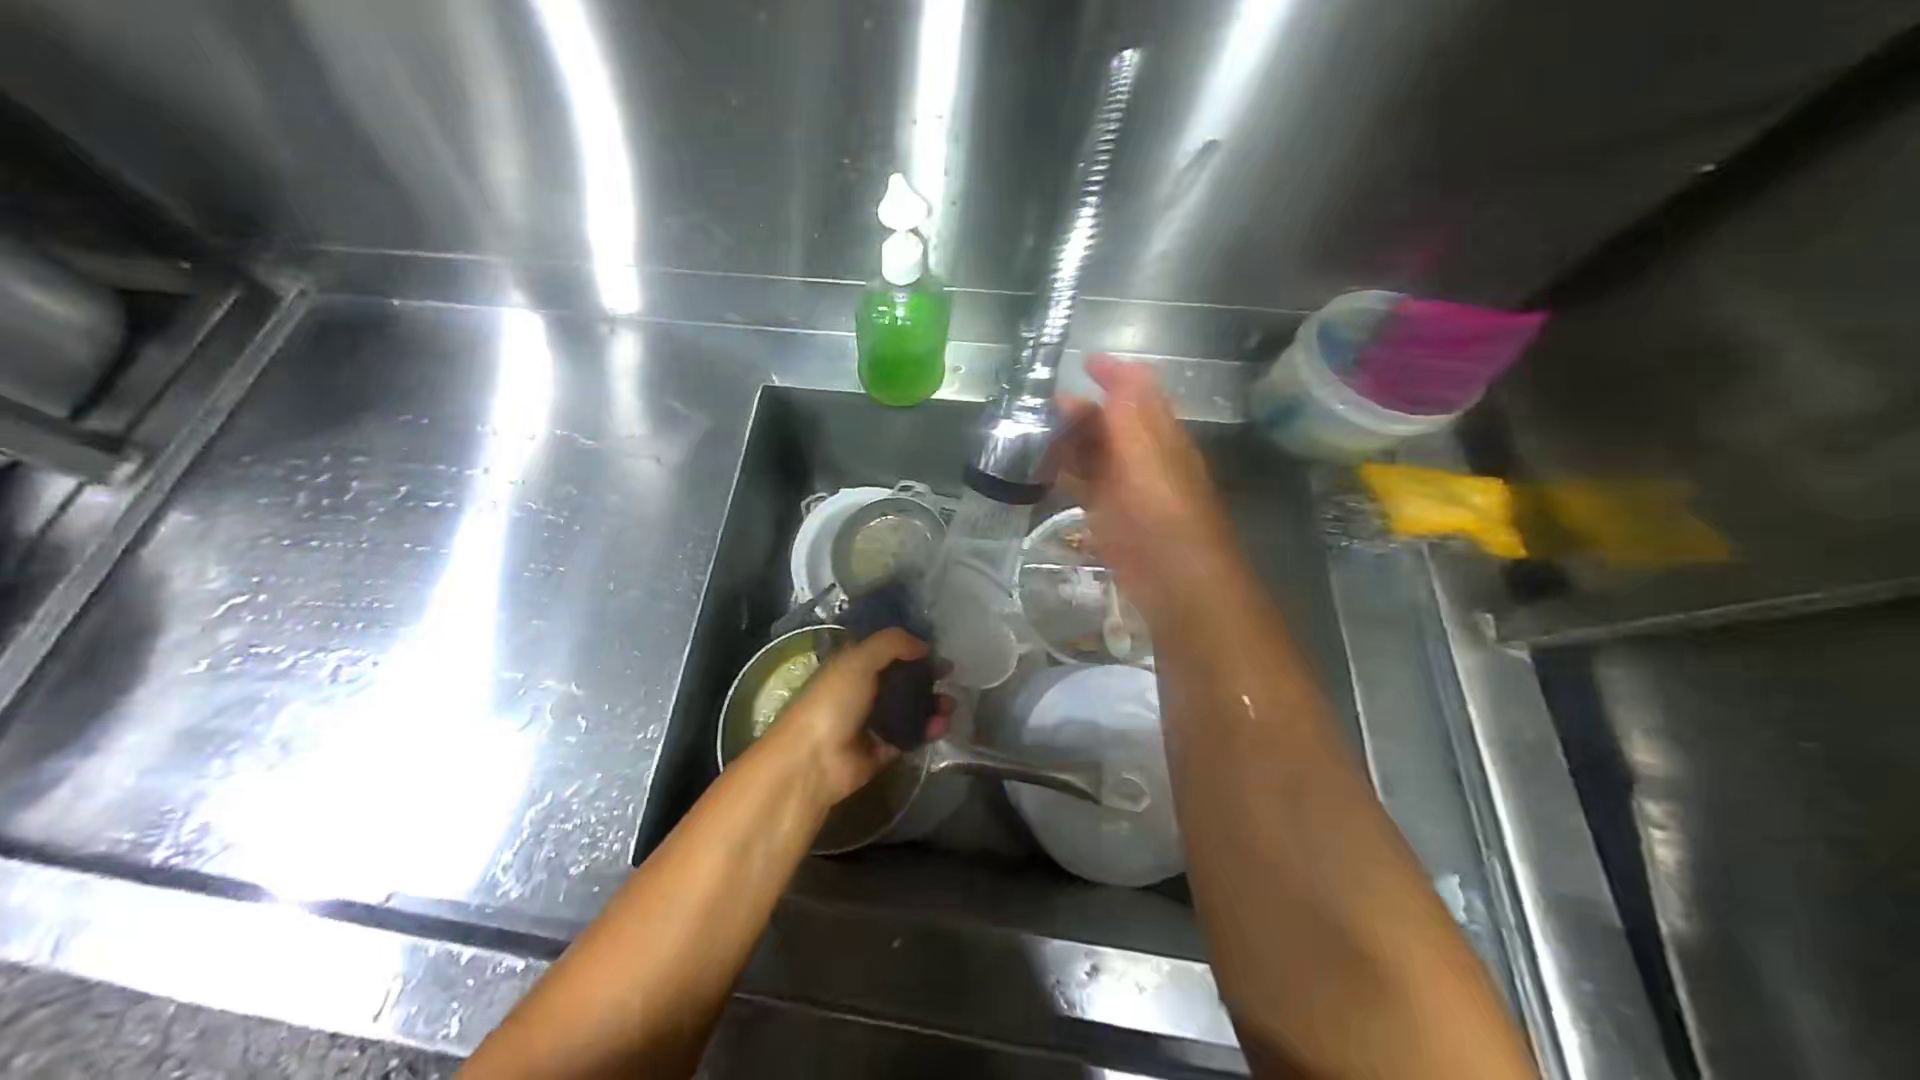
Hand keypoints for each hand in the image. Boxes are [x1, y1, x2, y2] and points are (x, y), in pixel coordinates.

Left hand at [758, 628, 951, 805]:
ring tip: (950, 705)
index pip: (885, 651)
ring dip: (932, 704)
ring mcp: (872, 722)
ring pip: (909, 709)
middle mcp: (861, 691)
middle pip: (901, 680)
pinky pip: (910, 736)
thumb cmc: (832, 702)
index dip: (910, 648)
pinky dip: (927, 731)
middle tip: (949, 676)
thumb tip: (924, 645)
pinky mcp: (881, 750)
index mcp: (851, 666)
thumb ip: (892, 644)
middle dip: (927, 677)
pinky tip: (941, 726)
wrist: (812, 761)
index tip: (936, 649)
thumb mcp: (858, 660)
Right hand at [1057, 355, 1240, 619]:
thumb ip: (1130, 412)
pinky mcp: (1108, 515)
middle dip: (1076, 410)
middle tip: (1033, 409)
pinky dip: (1062, 474)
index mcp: (1157, 433)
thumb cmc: (1163, 511)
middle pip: (1107, 421)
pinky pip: (1081, 485)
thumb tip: (1118, 370)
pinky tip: (1036, 472)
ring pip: (1091, 453)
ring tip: (1024, 437)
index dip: (1112, 372)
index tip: (1080, 363)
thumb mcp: (1147, 453)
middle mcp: (1141, 454)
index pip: (1136, 389)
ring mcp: (1124, 486)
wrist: (1175, 578)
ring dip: (1064, 442)